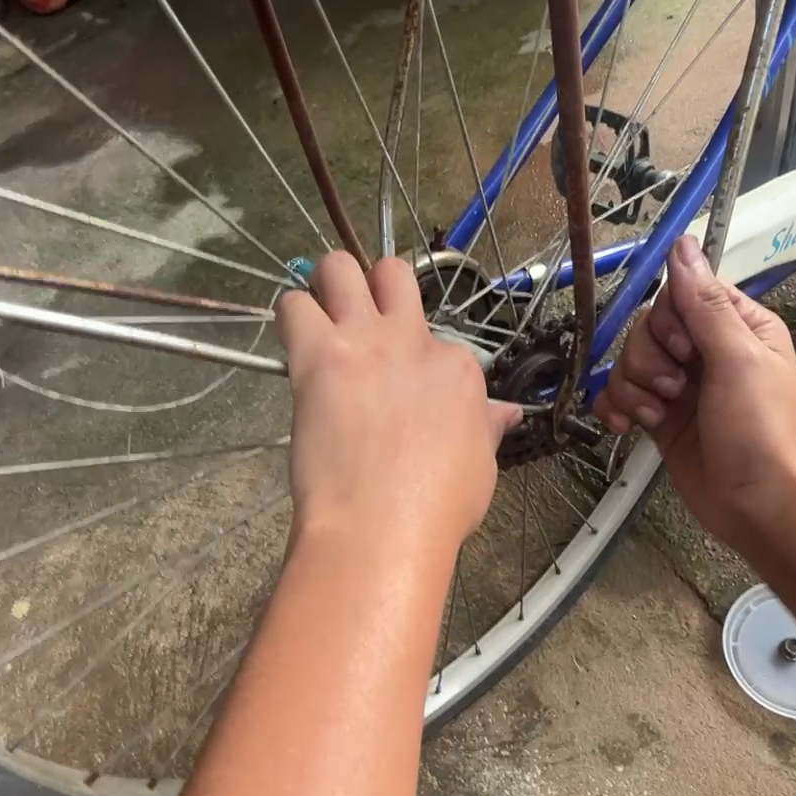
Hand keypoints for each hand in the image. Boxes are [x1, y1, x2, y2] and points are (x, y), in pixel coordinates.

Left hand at [279, 252, 522, 557]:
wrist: (383, 527)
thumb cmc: (438, 510)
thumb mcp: (482, 467)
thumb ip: (486, 429)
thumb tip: (507, 412)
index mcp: (458, 369)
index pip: (439, 342)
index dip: (417, 363)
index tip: (402, 390)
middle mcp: (414, 342)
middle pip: (393, 274)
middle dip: (374, 285)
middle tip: (357, 320)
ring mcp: (366, 342)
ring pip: (338, 268)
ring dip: (324, 286)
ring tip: (317, 320)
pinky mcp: (318, 355)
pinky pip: (292, 306)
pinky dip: (289, 319)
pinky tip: (292, 349)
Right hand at [593, 234, 795, 552]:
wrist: (758, 506)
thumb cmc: (761, 431)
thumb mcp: (737, 360)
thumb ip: (703, 304)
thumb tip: (683, 243)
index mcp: (737, 326)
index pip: (680, 295)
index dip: (670, 321)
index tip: (685, 352)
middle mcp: (706, 351)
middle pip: (648, 328)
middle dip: (649, 360)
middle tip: (675, 389)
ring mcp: (680, 386)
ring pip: (629, 362)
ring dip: (633, 388)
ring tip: (658, 416)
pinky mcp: (659, 417)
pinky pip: (620, 396)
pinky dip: (616, 408)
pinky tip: (623, 427)